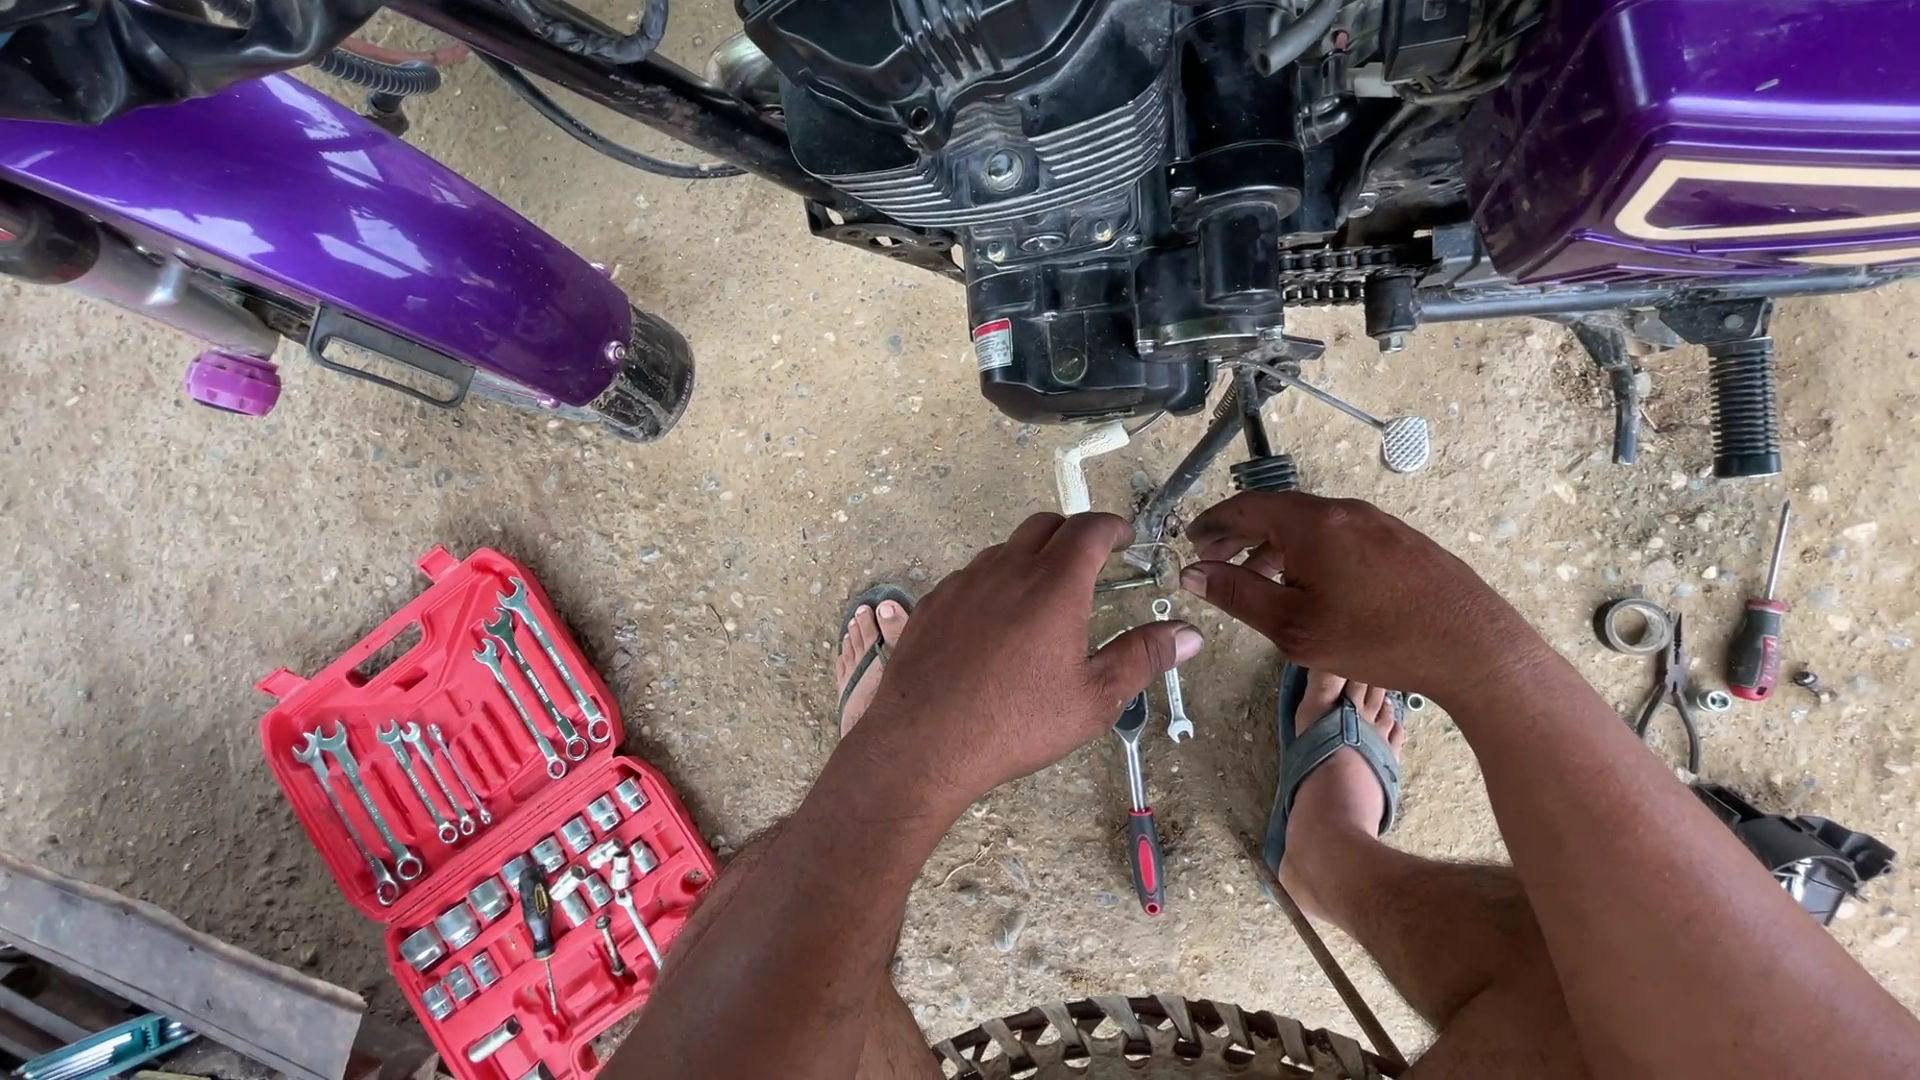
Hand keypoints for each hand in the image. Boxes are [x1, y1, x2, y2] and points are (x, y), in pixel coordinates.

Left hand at [844, 512, 1202, 815]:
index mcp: (1053, 585)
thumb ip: (1142, 657)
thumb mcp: (1093, 698)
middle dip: (1072, 533)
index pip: (1089, 529)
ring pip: (1003, 549)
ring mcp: (963, 583)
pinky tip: (993, 624)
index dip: (1112, 526)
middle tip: (1089, 561)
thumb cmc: (1015, 722)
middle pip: (1044, 525)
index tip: (1124, 537)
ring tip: (1041, 595)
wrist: (924, 742)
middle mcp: (1006, 569)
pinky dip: (992, 583)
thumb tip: (1188, 634)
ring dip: (1029, 557)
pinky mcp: (933, 603)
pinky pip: (969, 576)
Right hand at [1180, 492, 1548, 702]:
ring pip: (1309, 525)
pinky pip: (1338, 536)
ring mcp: (1378, 523)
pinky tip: (1309, 584)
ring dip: (1272, 546)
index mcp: (1313, 523)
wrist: (1477, 649)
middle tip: (1214, 562)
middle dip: (1239, 535)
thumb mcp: (1292, 626)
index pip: (1245, 507)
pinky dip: (1307, 551)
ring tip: (1256, 579)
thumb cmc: (1376, 638)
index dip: (1211, 523)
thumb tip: (1192, 572)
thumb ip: (1237, 594)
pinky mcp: (1402, 541)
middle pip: (1276, 512)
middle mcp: (1344, 511)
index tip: (1190, 542)